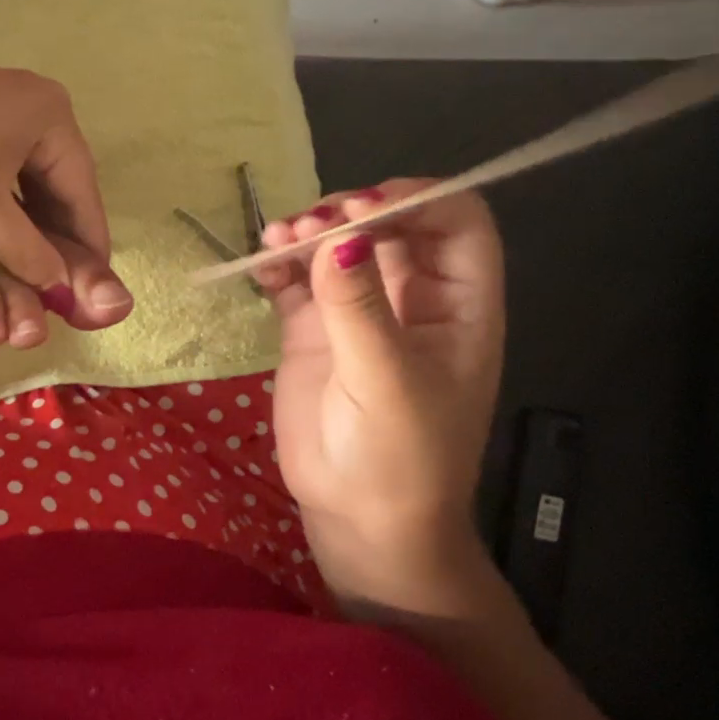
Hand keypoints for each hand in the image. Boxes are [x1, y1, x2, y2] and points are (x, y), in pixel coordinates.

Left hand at [0, 61, 129, 336]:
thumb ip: (24, 249)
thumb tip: (59, 286)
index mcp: (51, 114)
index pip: (82, 188)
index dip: (87, 240)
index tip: (93, 282)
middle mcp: (38, 100)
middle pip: (61, 180)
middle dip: (62, 232)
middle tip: (67, 278)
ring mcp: (7, 102)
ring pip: (33, 175)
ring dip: (36, 219)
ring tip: (39, 262)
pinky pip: (9, 165)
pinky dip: (12, 201)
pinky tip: (7, 232)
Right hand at [255, 180, 505, 613]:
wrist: (360, 517)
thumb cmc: (399, 455)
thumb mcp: (386, 379)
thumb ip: (360, 306)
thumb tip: (336, 237)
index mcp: (459, 304)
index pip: (455, 223)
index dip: (415, 201)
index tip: (359, 210)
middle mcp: (411, 298)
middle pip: (388, 224)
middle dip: (349, 213)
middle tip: (307, 228)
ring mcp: (357, 312)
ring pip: (336, 247)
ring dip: (306, 234)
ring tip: (274, 241)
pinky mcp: (311, 332)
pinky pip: (295, 281)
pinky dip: (277, 265)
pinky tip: (260, 267)